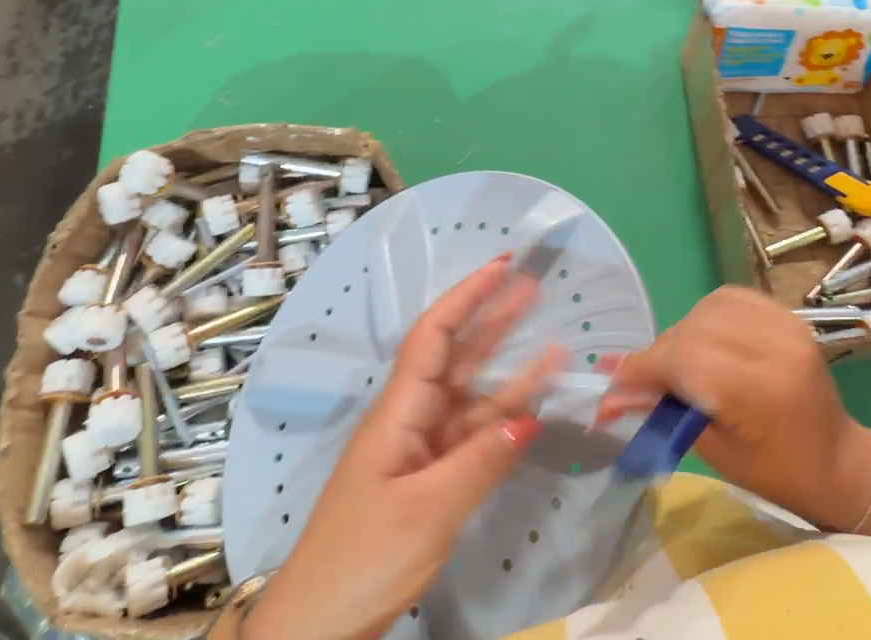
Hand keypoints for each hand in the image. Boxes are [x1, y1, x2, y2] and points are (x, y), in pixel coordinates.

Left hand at [242, 256, 565, 639]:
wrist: (319, 625)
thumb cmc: (363, 560)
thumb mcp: (427, 512)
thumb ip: (481, 462)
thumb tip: (533, 420)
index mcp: (398, 413)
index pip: (435, 336)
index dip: (468, 296)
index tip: (504, 266)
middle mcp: (411, 420)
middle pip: (457, 357)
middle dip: (492, 318)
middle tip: (534, 286)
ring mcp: (422, 452)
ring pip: (472, 397)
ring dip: (509, 368)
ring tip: (552, 338)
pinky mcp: (431, 481)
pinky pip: (474, 438)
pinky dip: (504, 421)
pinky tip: (534, 407)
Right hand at [597, 286, 870, 532]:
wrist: (837, 459)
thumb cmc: (777, 471)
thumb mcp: (714, 449)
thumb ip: (665, 410)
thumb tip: (610, 391)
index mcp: (763, 390)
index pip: (687, 359)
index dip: (644, 367)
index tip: (614, 382)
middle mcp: (778, 346)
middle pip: (693, 330)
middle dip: (660, 354)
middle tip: (644, 382)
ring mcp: (787, 324)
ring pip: (707, 308)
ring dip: (683, 333)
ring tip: (680, 364)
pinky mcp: (788, 315)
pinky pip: (731, 299)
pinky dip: (707, 317)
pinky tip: (704, 341)